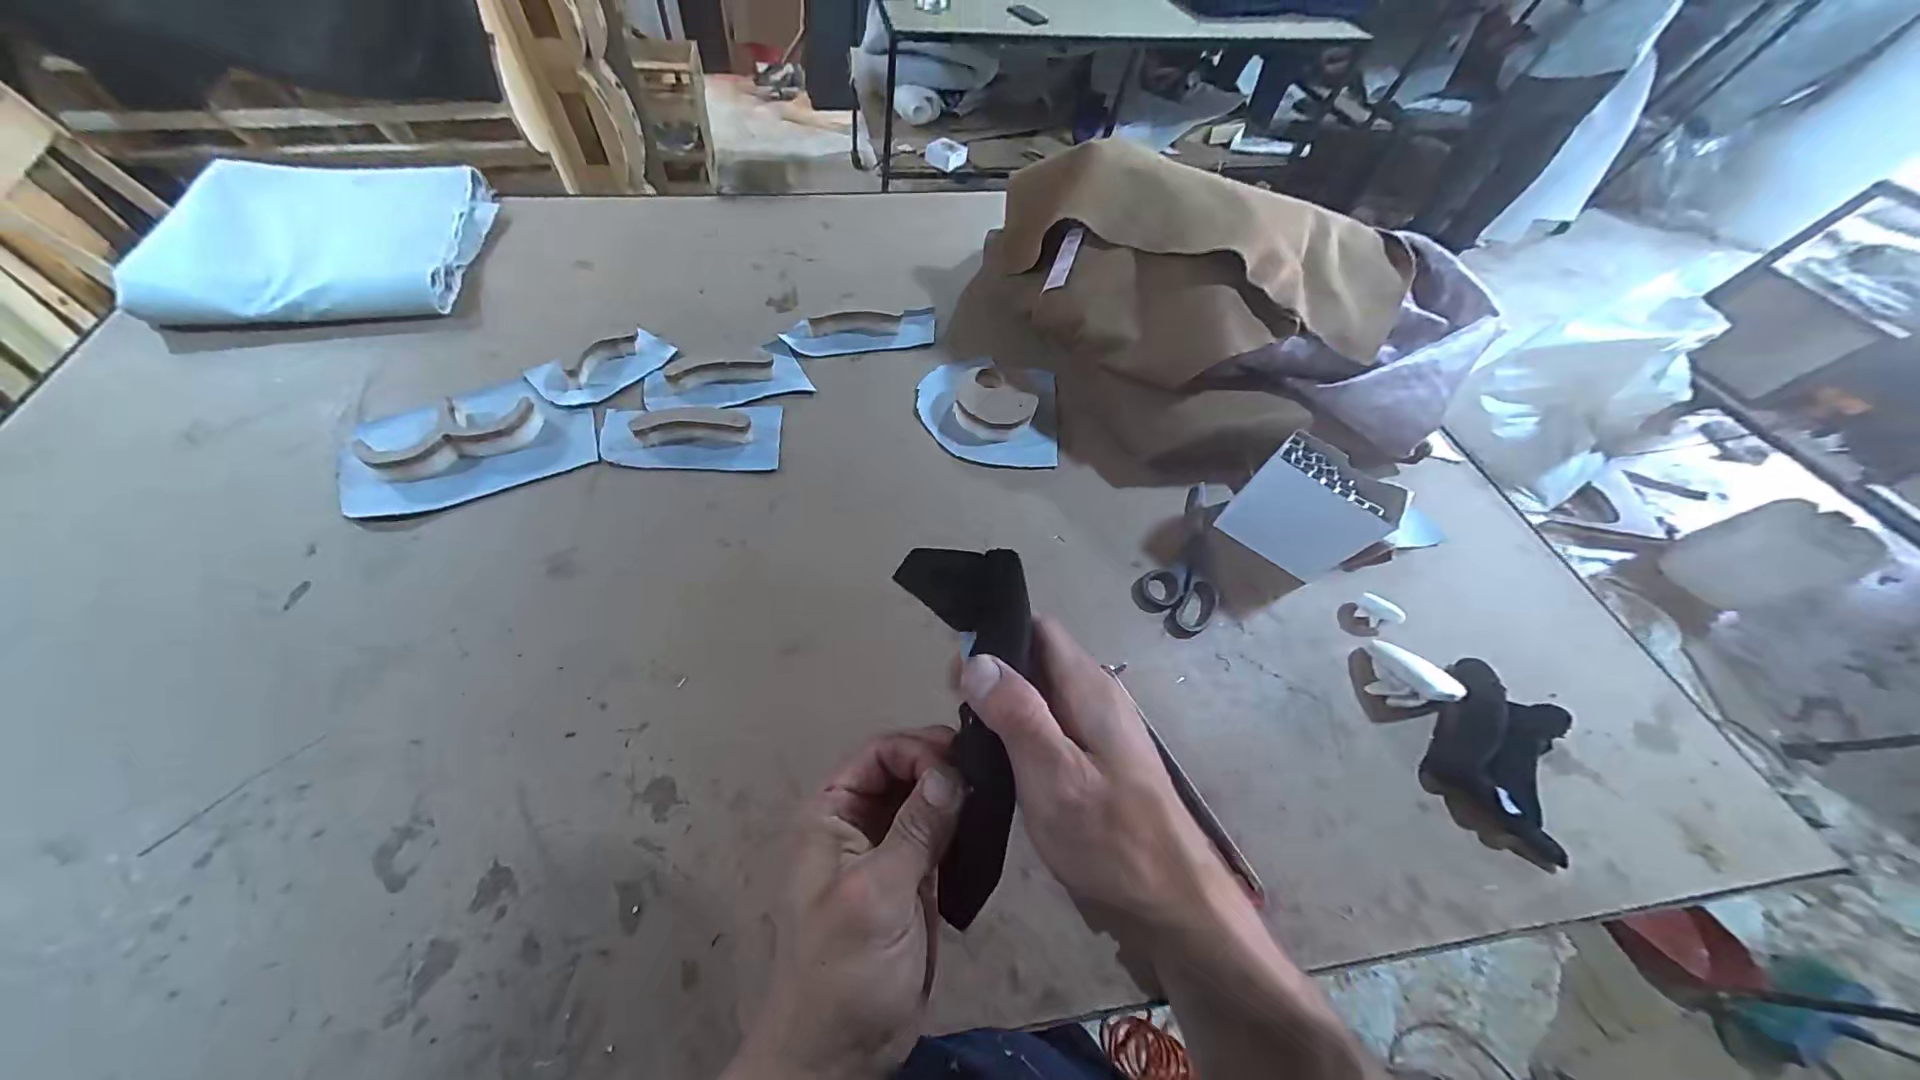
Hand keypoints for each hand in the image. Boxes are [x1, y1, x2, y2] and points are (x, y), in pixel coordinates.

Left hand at [725, 728, 965, 1079]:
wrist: (841, 1054)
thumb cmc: (843, 970)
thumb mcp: (876, 895)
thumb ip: (914, 831)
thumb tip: (952, 772)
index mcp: (830, 814)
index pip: (877, 754)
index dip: (917, 750)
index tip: (962, 762)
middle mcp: (856, 822)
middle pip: (903, 770)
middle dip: (942, 766)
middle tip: (988, 771)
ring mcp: (886, 849)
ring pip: (924, 799)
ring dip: (956, 793)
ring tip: (995, 790)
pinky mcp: (913, 875)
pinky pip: (938, 832)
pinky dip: (961, 823)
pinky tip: (988, 820)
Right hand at [954, 616, 1246, 937]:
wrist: (1173, 902)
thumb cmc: (1111, 838)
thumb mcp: (1053, 775)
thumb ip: (1016, 713)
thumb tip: (976, 658)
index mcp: (1088, 687)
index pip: (1039, 628)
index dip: (996, 635)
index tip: (957, 666)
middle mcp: (1097, 695)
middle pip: (1038, 659)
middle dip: (994, 673)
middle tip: (955, 707)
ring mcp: (1100, 727)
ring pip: (1042, 694)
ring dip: (1005, 705)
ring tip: (969, 734)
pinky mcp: (1098, 757)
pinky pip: (1052, 724)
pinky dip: (1022, 731)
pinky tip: (1000, 759)